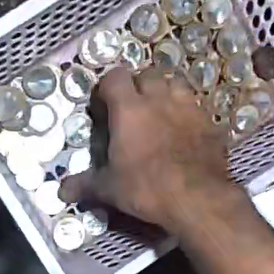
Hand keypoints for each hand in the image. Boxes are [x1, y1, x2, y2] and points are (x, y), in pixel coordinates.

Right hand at [59, 67, 242, 233]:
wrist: (198, 198)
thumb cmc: (146, 188)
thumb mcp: (109, 189)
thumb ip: (85, 185)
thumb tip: (62, 191)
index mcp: (129, 109)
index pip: (115, 77)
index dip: (107, 88)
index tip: (104, 106)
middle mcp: (160, 99)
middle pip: (147, 75)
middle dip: (138, 87)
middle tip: (132, 110)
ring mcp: (189, 108)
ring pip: (175, 85)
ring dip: (166, 94)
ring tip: (160, 114)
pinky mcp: (211, 123)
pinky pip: (197, 109)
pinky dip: (188, 115)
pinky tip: (184, 133)